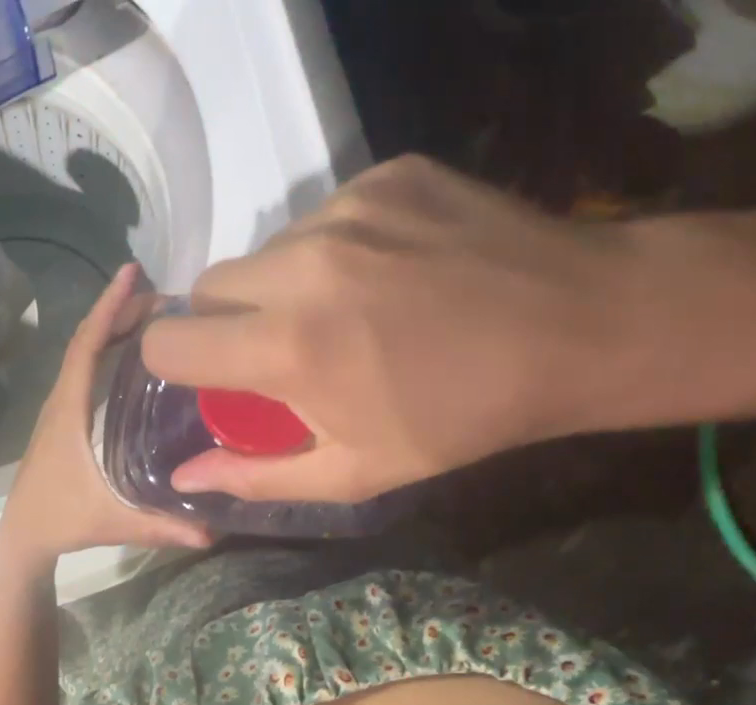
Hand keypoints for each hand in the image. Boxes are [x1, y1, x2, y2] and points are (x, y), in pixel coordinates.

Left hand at [0, 263, 211, 564]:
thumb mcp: (112, 524)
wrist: (22, 536)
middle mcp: (59, 403)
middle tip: (163, 293)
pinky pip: (82, 371)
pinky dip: (105, 350)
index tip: (131, 274)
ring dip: (113, 328)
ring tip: (154, 311)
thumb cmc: (61, 523)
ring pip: (83, 355)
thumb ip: (160, 527)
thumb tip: (214, 531)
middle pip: (86, 342)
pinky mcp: (61, 419)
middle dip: (119, 311)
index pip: (85, 348)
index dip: (107, 309)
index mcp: (67, 414)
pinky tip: (134, 352)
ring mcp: (57, 410)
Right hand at [142, 155, 643, 502]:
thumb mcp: (357, 471)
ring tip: (344, 307)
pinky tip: (385, 269)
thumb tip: (180, 478)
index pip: (167, 342)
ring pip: (262, 251)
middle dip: (225, 323)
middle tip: (280, 346)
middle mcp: (301, 269)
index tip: (212, 378)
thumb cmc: (463, 415)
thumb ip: (255, 476)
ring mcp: (345, 213)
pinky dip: (331, 247)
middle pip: (206, 289)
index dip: (176, 364)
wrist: (588, 323)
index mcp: (288, 347)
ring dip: (278, 284)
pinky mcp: (383, 176)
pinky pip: (318, 215)